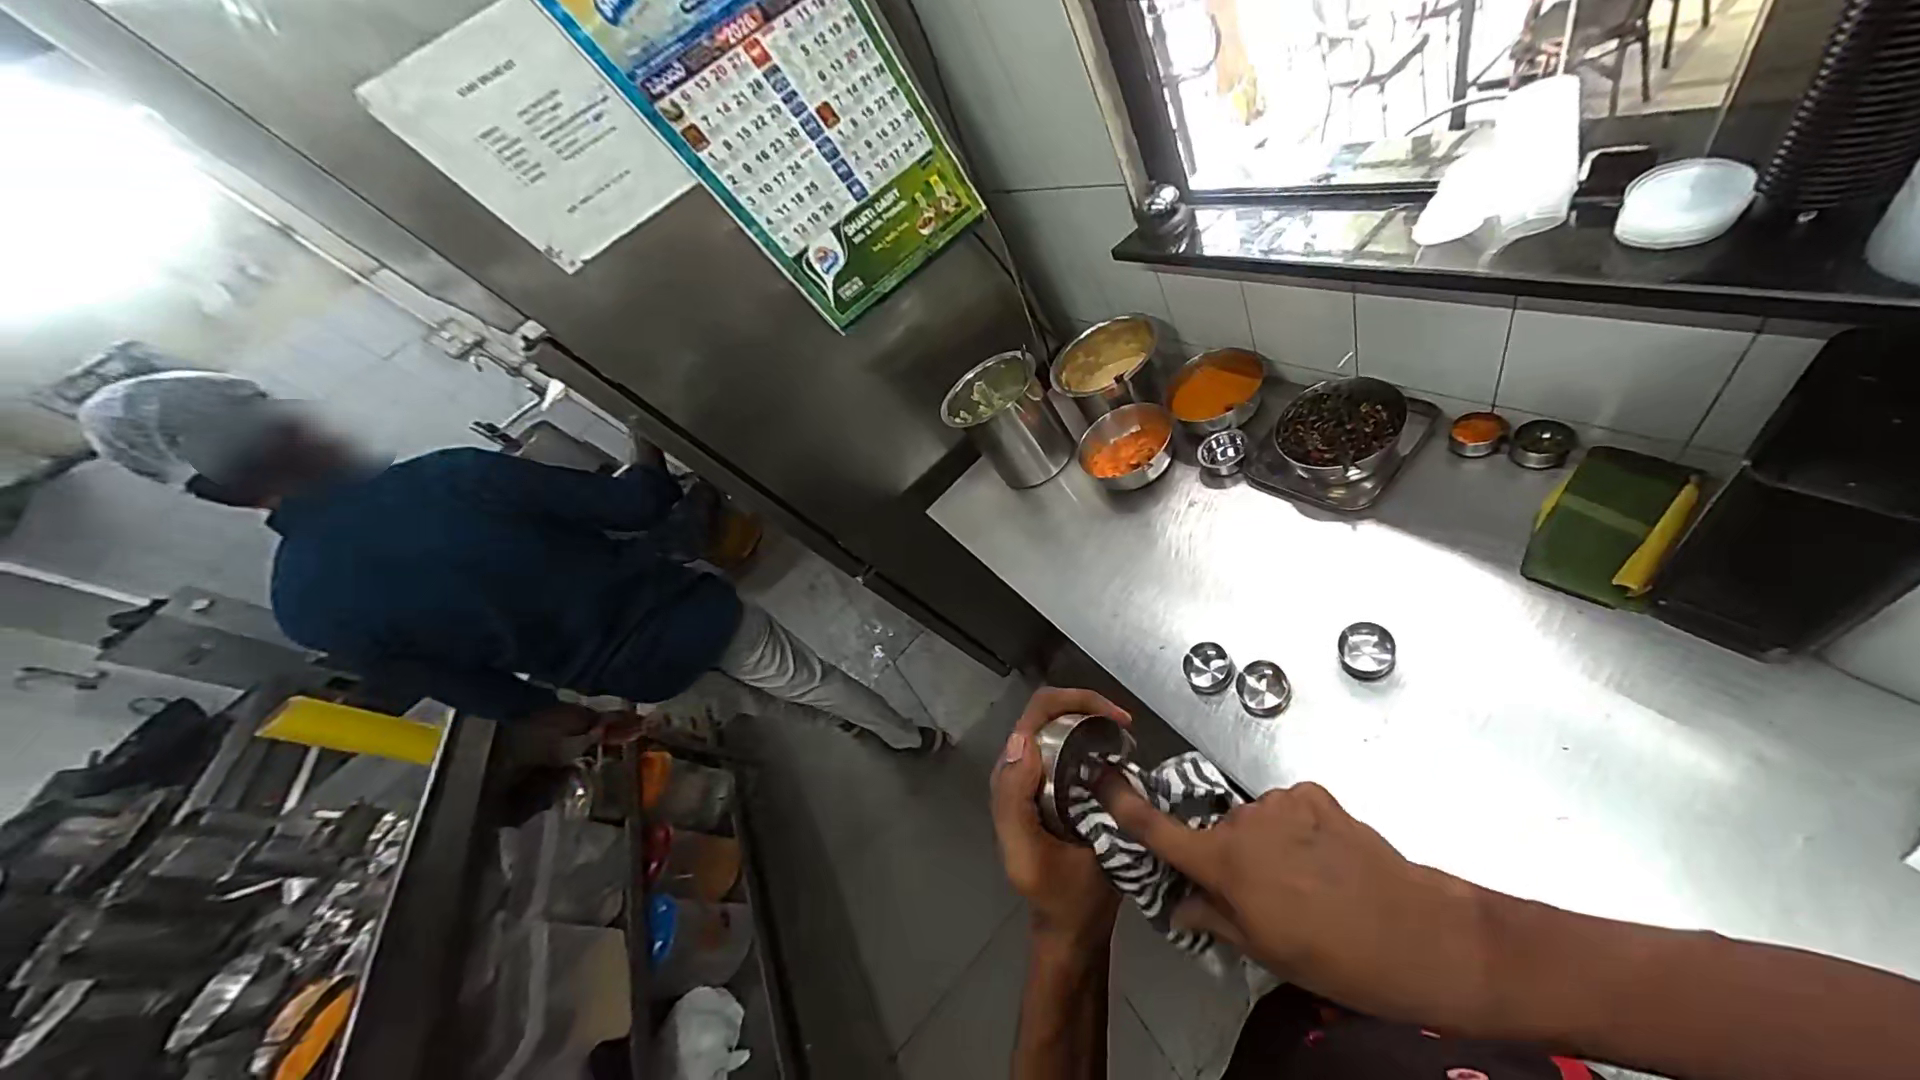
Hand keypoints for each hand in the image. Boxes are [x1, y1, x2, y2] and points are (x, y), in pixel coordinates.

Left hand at [990, 687, 1132, 951]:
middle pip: (1052, 713)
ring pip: (1066, 726)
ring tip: (1125, 737)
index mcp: (1012, 777)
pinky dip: (1099, 741)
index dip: (1072, 703)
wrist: (1077, 926)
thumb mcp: (1027, 855)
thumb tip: (1022, 741)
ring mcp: (1046, 775)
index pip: (1035, 715)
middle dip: (1087, 706)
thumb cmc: (1055, 895)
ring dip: (1095, 721)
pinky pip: (1079, 748)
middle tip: (1125, 725)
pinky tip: (1121, 754)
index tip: (1114, 717)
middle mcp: (1026, 768)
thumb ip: (1014, 801)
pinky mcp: (1066, 786)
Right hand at [1094, 774, 1493, 1028]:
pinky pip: (1287, 807)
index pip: (1157, 827)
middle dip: (1228, 853)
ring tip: (1306, 879)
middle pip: (1216, 829)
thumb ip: (1213, 919)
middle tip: (1264, 891)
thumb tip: (1180, 907)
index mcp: (1222, 861)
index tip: (1102, 780)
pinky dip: (1295, 827)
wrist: (1423, 937)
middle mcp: (1243, 821)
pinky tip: (1325, 857)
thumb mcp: (1265, 951)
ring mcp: (1280, 802)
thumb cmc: (1335, 957)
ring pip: (1254, 819)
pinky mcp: (1313, 793)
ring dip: (1266, 842)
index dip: (1123, 803)